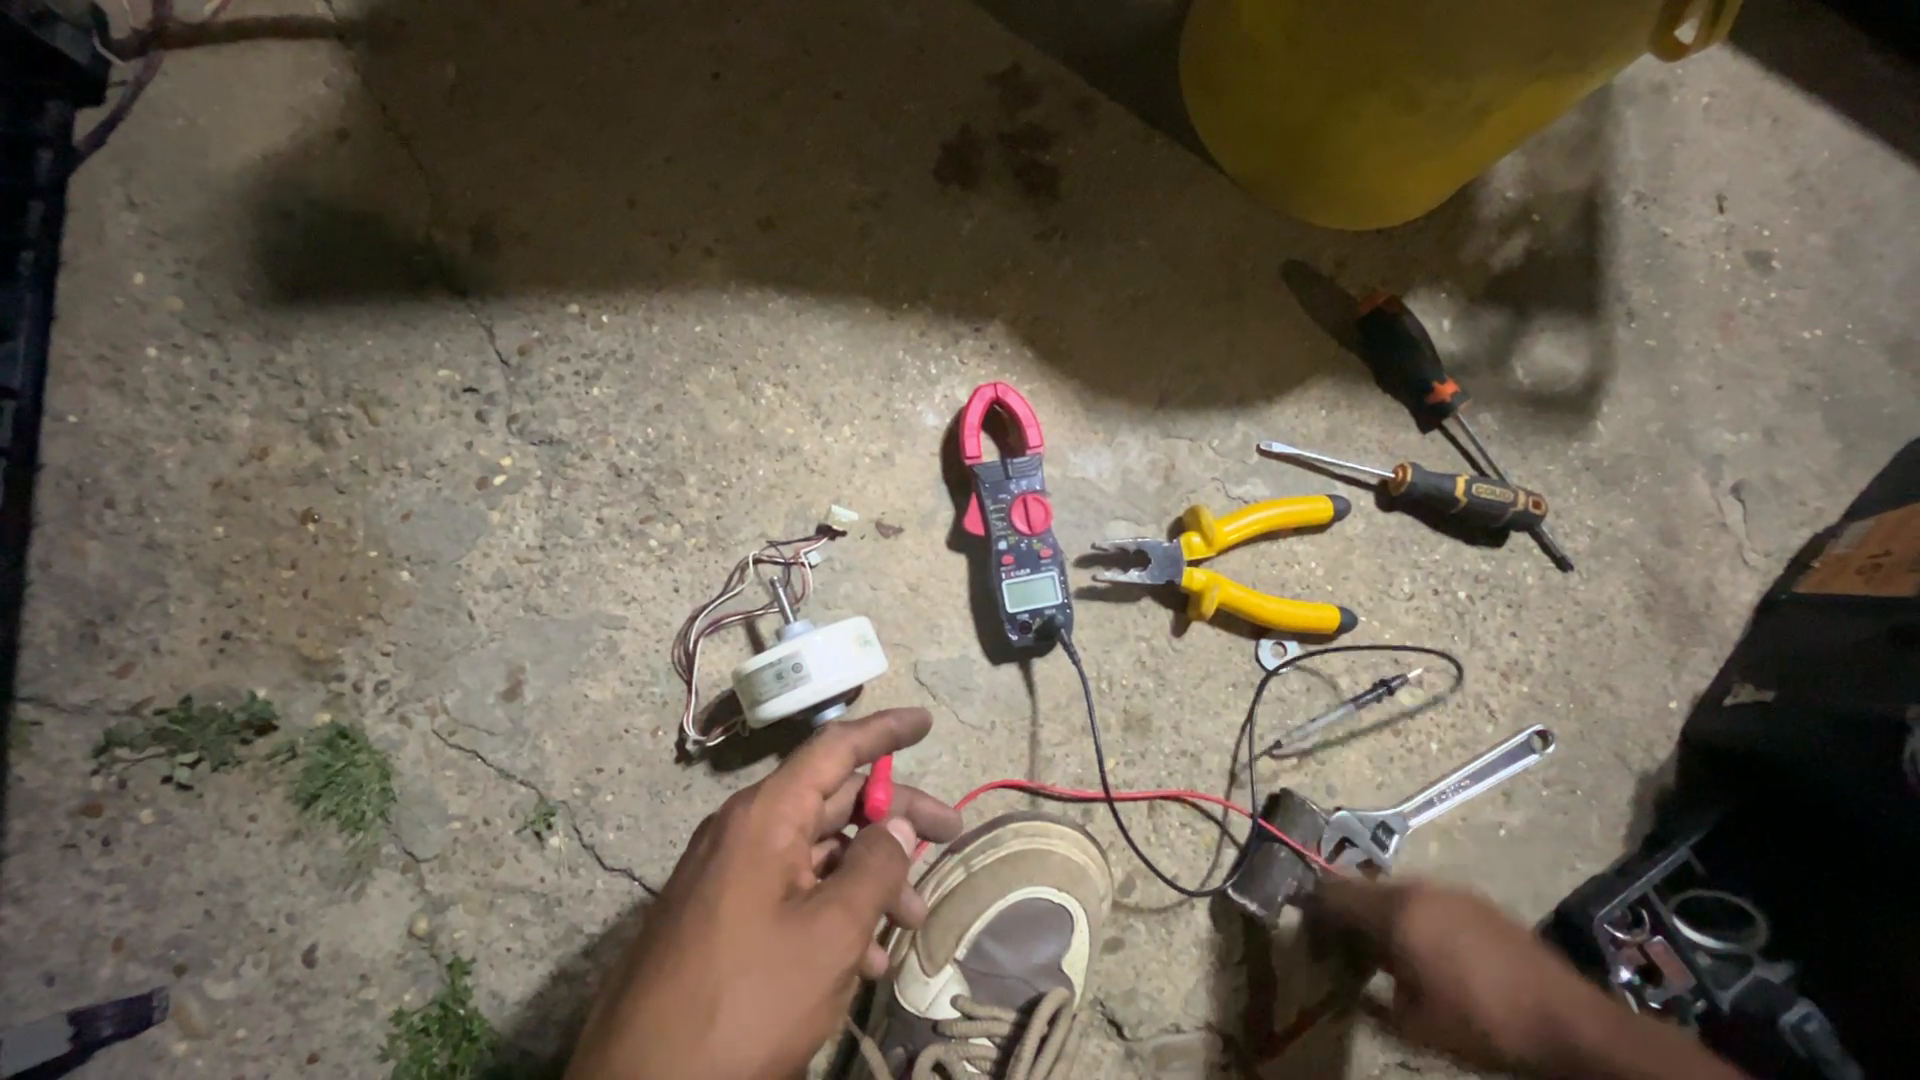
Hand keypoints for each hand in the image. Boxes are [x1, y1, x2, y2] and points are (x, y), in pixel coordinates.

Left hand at [565, 709, 963, 1079]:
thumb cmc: (747, 997)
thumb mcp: (830, 933)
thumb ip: (875, 868)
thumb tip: (897, 824)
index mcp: (765, 816)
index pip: (834, 748)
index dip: (884, 731)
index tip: (926, 722)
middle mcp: (745, 832)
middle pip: (834, 801)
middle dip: (896, 819)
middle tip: (952, 834)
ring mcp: (731, 876)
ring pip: (818, 853)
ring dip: (871, 877)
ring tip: (911, 922)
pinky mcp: (725, 917)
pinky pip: (793, 892)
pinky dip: (836, 910)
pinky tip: (865, 957)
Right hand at [1310, 876, 1610, 1071]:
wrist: (1572, 1025)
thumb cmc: (1482, 1025)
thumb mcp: (1413, 1024)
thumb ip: (1370, 997)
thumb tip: (1349, 985)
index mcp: (1396, 911)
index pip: (1332, 892)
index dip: (1312, 908)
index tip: (1304, 929)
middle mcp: (1419, 889)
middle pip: (1362, 888)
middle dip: (1345, 912)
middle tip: (1338, 945)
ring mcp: (1452, 892)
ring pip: (1396, 893)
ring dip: (1378, 914)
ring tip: (1380, 952)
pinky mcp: (1478, 903)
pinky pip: (1426, 901)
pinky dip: (1411, 917)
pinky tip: (1422, 951)